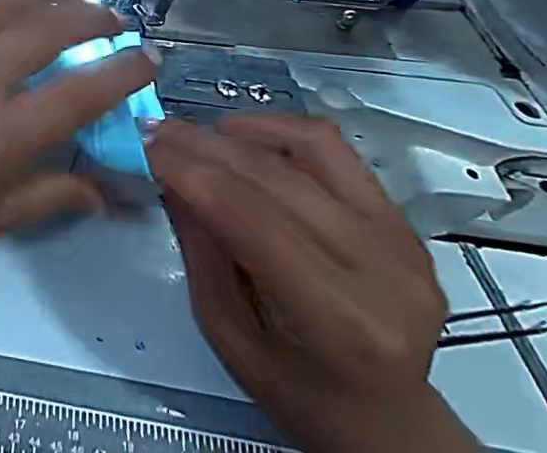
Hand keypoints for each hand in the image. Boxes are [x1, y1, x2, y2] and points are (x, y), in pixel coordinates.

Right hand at [148, 114, 478, 452]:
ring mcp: (400, 236)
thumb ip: (201, 249)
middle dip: (205, 147)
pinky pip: (334, 150)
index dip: (191, 172)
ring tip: (198, 135)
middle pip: (276, 178)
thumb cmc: (297, 392)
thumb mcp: (228, 333)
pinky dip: (282, 132)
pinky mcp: (402, 217)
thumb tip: (170, 175)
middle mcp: (381, 267)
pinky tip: (244, 135)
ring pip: (310, 149)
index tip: (144, 148)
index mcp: (338, 317)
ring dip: (243, 132)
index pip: (251, 216)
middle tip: (156, 131)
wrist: (384, 415)